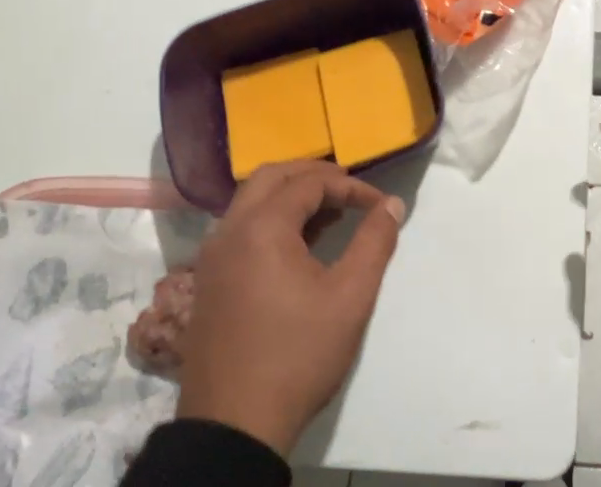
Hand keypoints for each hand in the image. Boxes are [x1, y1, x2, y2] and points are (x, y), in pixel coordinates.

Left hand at [176, 160, 405, 454]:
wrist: (234, 425)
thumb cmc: (298, 354)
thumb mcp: (351, 296)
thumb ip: (375, 241)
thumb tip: (392, 204)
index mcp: (261, 228)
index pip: (310, 183)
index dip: (351, 187)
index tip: (381, 206)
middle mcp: (229, 232)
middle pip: (271, 177)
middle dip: (314, 176)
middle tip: (350, 192)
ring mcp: (212, 258)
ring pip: (251, 202)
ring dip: (290, 197)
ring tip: (331, 216)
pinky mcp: (209, 283)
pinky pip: (240, 230)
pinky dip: (271, 221)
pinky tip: (299, 247)